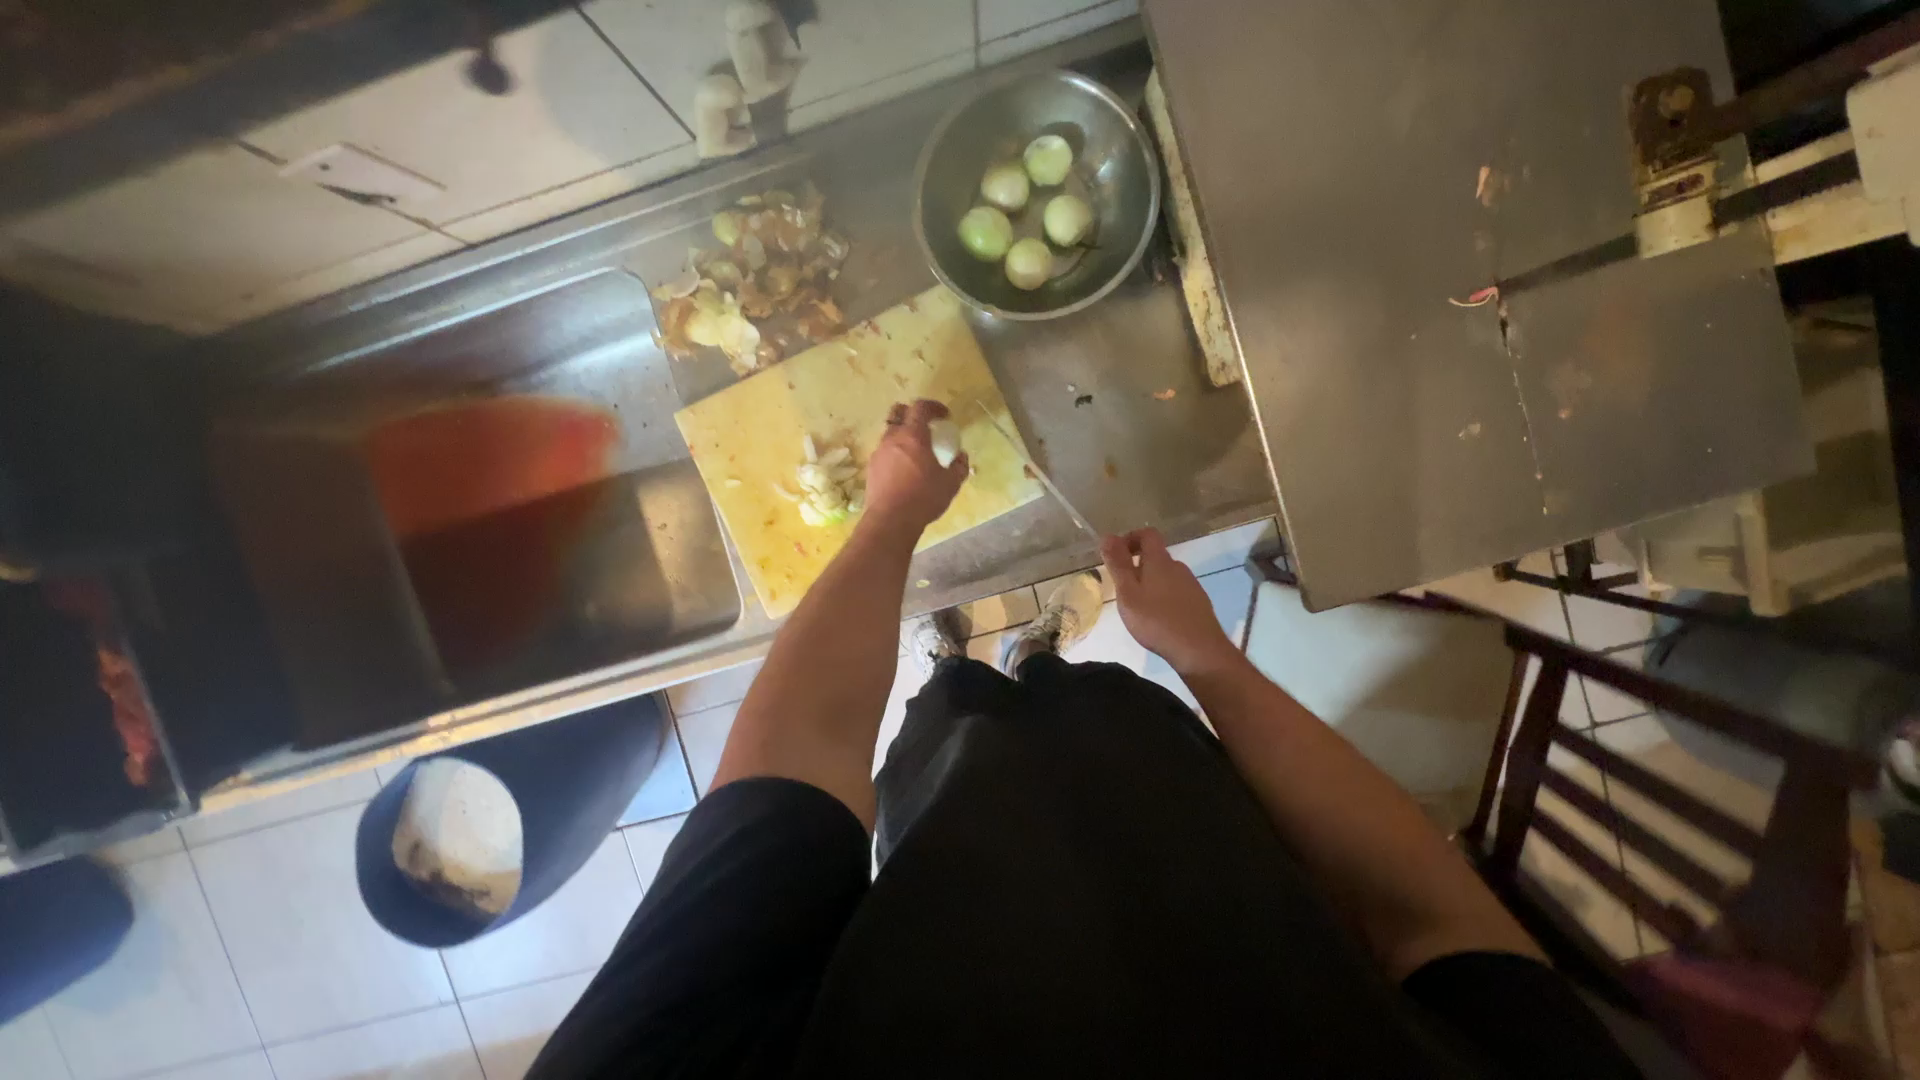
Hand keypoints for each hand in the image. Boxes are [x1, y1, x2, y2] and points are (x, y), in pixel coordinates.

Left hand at [862, 399, 968, 534]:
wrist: (890, 520)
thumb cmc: (924, 498)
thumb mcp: (950, 484)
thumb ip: (959, 466)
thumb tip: (961, 456)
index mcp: (913, 436)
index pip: (920, 407)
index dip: (934, 406)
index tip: (944, 415)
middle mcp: (892, 439)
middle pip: (898, 413)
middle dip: (911, 414)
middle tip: (925, 426)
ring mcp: (878, 453)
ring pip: (890, 434)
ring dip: (903, 436)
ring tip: (915, 453)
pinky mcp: (871, 468)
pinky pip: (884, 452)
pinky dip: (895, 454)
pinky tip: (903, 470)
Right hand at [1101, 528, 1241, 674]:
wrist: (1199, 649)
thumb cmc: (1156, 620)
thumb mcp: (1128, 593)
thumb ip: (1118, 564)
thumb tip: (1107, 535)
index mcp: (1160, 561)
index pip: (1147, 534)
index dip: (1130, 538)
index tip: (1117, 556)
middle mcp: (1178, 567)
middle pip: (1156, 557)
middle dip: (1138, 566)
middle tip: (1123, 590)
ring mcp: (1192, 585)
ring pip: (1167, 576)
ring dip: (1151, 584)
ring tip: (1140, 609)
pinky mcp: (1199, 603)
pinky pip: (1177, 592)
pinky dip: (1164, 598)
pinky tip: (1159, 620)